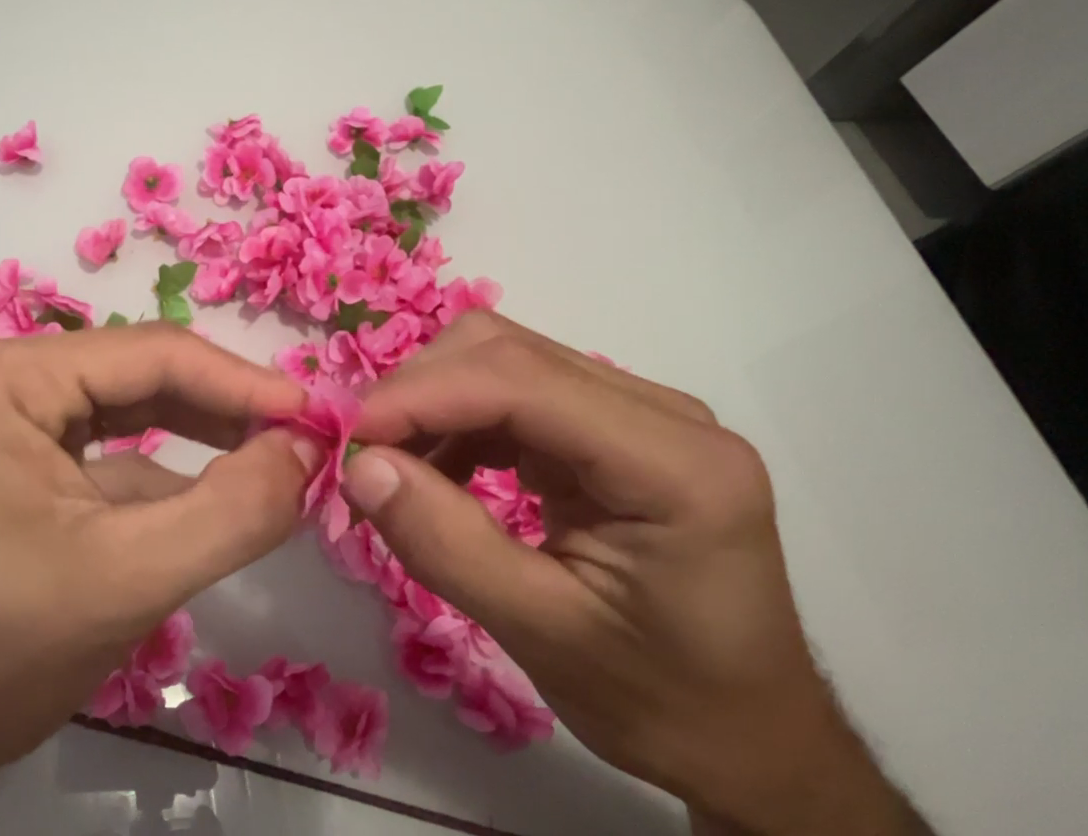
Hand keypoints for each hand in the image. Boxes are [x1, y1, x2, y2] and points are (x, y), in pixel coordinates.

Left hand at [0, 325, 313, 835]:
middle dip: (229, 411)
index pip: (153, 354)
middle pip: (145, 378)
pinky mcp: (27, 470)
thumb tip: (310, 449)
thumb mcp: (127, 579)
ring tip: (282, 470)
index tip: (324, 420)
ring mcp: (14, 426)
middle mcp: (9, 382)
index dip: (246, 383)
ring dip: (208, 441)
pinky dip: (173, 479)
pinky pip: (116, 457)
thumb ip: (232, 511)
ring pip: (136, 417)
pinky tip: (220, 506)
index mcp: (13, 378)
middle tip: (310, 447)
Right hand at [344, 312, 930, 835]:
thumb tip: (358, 464)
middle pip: (511, 351)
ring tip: (388, 468)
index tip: (345, 437)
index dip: (422, 395)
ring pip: (507, 361)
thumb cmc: (657, 698)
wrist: (743, 736)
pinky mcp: (617, 431)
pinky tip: (435, 473)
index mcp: (675, 465)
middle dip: (420, 391)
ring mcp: (643, 416)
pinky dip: (460, 423)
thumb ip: (445, 543)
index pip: (524, 383)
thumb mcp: (539, 633)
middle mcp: (666, 415)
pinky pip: (519, 396)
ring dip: (434, 403)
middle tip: (359, 455)